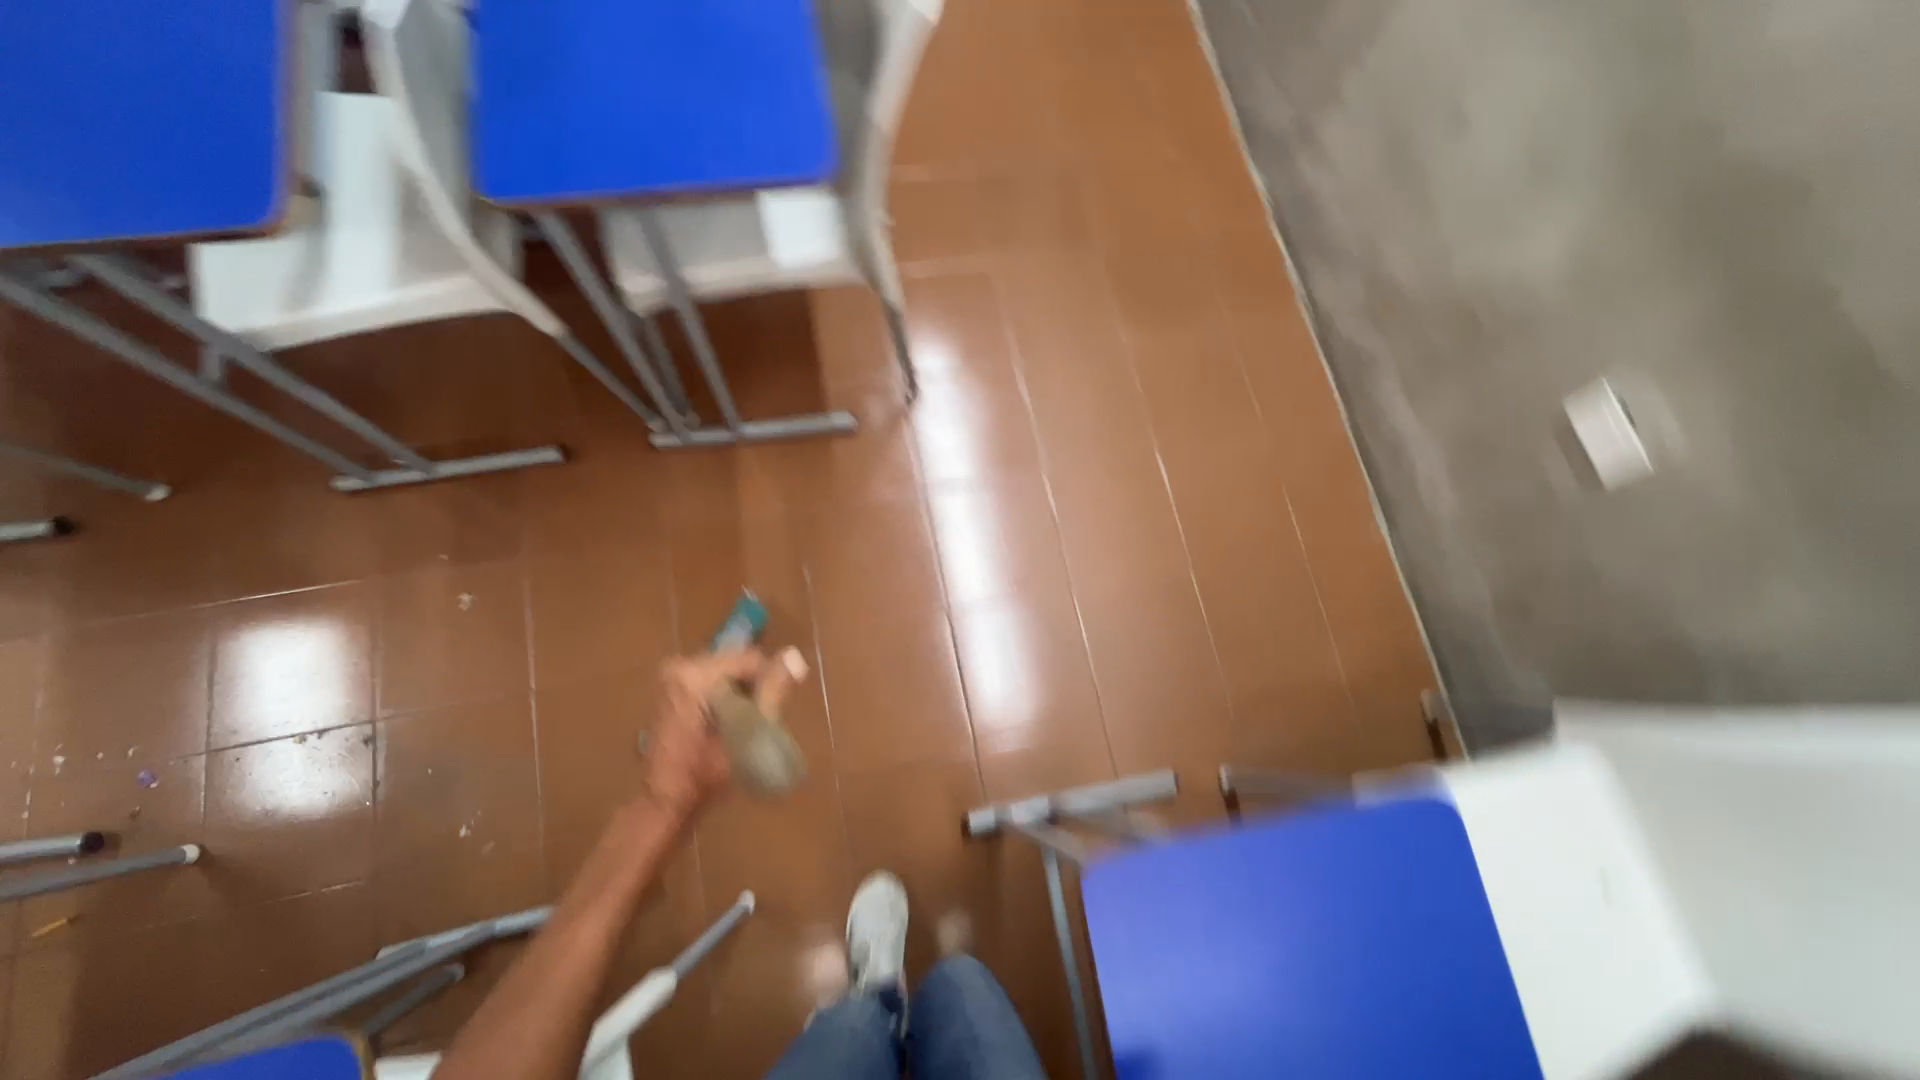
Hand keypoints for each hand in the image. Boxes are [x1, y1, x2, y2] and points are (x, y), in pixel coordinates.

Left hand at [643, 648, 765, 815]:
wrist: (664, 804)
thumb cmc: (705, 775)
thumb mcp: (747, 734)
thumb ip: (770, 692)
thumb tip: (794, 654)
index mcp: (694, 676)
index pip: (750, 659)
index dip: (770, 682)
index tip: (776, 711)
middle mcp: (680, 669)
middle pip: (737, 664)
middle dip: (754, 689)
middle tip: (760, 722)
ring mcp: (673, 680)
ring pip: (727, 675)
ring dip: (743, 695)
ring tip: (746, 726)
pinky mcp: (673, 693)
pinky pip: (713, 684)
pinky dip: (727, 699)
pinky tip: (729, 725)